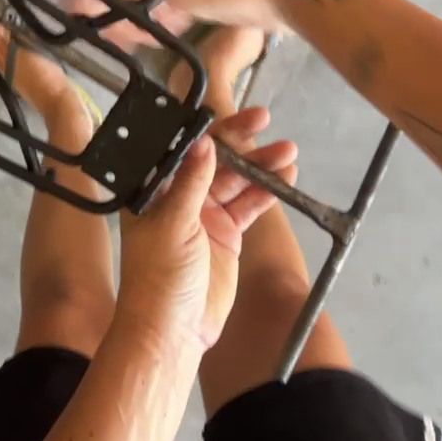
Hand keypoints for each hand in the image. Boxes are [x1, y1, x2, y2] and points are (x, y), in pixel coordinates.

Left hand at [116, 109, 294, 350]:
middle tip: (265, 118)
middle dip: (239, 140)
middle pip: (212, 158)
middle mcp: (177, 195)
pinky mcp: (225, 234)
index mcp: (153, 187)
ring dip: (260, 165)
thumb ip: (191, 182)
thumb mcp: (173, 223)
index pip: (181, 148)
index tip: (228, 111)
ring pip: (234, 180)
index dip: (205, 127)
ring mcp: (203, 214)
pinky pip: (248, 206)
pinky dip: (266, 192)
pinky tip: (286, 177)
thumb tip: (205, 141)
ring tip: (288, 150)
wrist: (175, 328)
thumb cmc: (159, 273)